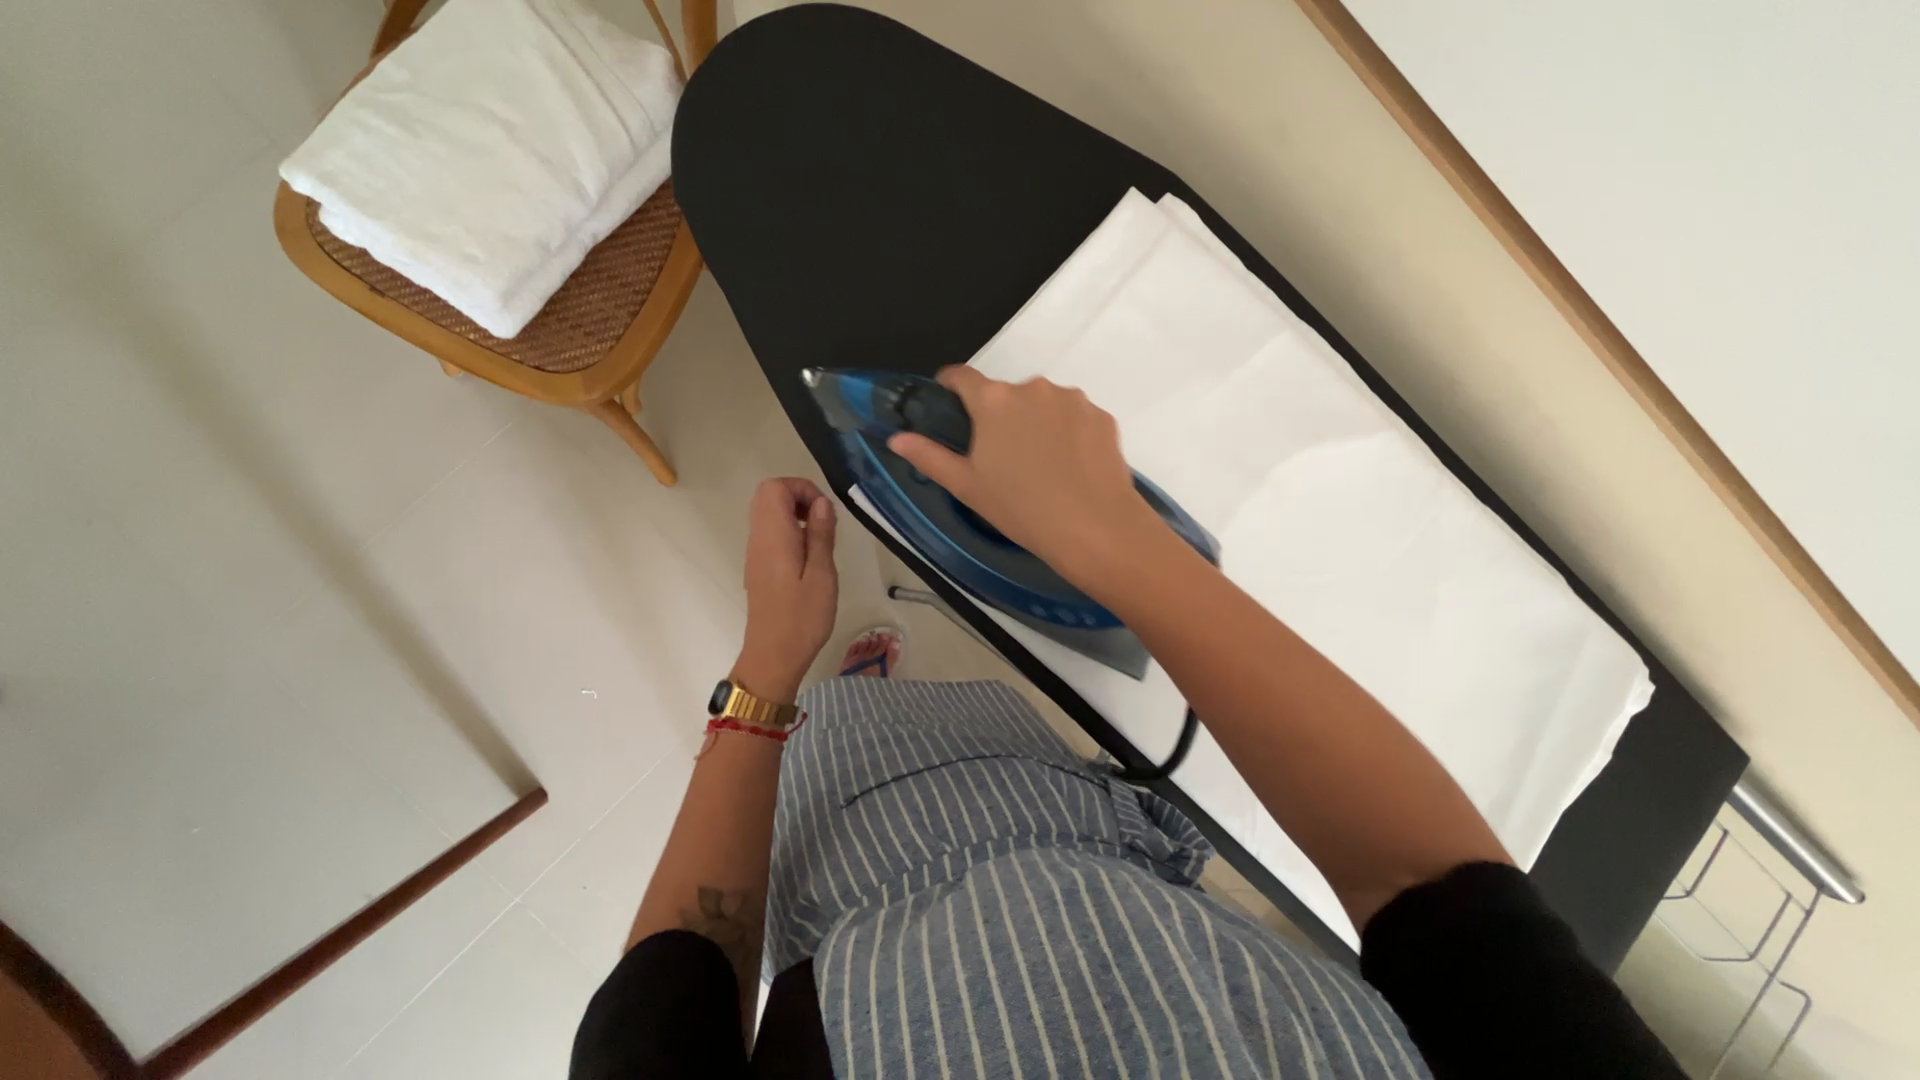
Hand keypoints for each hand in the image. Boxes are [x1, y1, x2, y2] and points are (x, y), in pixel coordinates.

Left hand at [734, 477, 838, 702]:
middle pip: (767, 496)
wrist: (773, 655)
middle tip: (823, 521)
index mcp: (774, 536)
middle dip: (798, 497)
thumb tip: (821, 503)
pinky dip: (789, 531)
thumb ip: (820, 534)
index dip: (802, 488)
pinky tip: (808, 557)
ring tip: (820, 539)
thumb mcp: (822, 574)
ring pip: (767, 514)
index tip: (825, 512)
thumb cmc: (802, 617)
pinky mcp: (759, 567)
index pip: (774, 488)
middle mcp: (759, 539)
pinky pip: (769, 533)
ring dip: (794, 514)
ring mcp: (755, 553)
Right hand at [887, 367, 1167, 591]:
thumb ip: (929, 456)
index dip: (951, 387)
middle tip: (1003, 459)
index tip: (950, 406)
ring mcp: (1073, 399)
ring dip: (1037, 423)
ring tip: (1042, 467)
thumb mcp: (966, 486)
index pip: (962, 376)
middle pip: (1006, 394)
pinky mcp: (1102, 416)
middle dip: (1001, 417)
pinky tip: (1072, 468)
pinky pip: (1076, 418)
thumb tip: (897, 438)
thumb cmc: (1020, 509)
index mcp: (993, 400)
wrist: (1095, 528)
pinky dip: (1070, 434)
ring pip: (1044, 404)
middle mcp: (1033, 387)